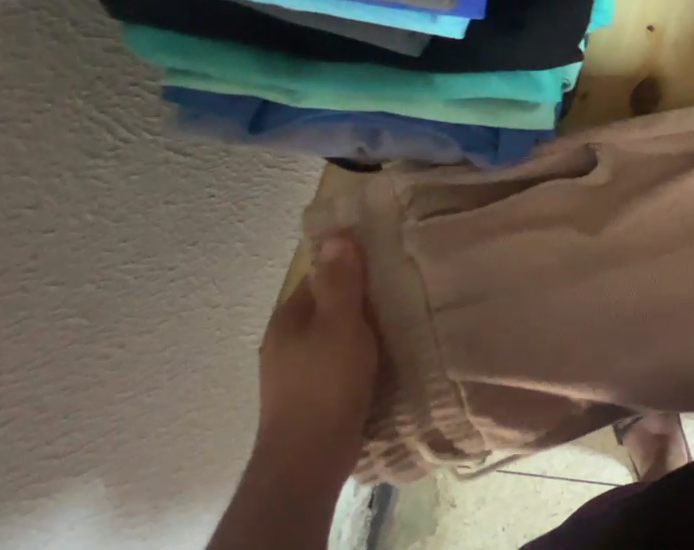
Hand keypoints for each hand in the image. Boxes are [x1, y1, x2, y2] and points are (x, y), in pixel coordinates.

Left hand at [252, 234, 379, 483]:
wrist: (309, 458)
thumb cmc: (325, 384)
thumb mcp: (339, 324)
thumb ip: (340, 281)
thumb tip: (336, 234)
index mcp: (288, 318)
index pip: (322, 275)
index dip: (353, 263)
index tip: (390, 256)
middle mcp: (287, 340)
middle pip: (331, 304)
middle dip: (363, 295)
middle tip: (406, 284)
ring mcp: (298, 370)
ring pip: (338, 333)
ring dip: (365, 326)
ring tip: (404, 317)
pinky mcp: (315, 393)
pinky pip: (343, 358)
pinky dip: (364, 352)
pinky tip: (388, 354)